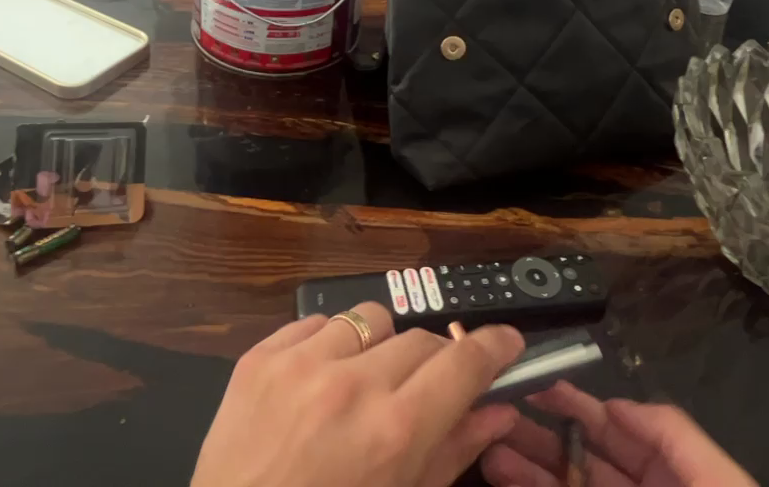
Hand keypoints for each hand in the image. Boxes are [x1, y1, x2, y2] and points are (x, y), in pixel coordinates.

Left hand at [193, 303, 525, 486]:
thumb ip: (453, 451)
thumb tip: (497, 410)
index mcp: (394, 431)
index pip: (464, 362)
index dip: (494, 346)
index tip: (508, 342)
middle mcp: (352, 385)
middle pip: (422, 338)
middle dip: (434, 361)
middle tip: (423, 389)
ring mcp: (301, 364)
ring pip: (371, 317)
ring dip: (380, 345)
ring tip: (363, 382)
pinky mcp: (260, 357)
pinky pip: (315, 323)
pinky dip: (328, 345)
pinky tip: (319, 381)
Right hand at [481, 382, 753, 486]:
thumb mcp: (716, 482)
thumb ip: (672, 434)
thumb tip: (615, 403)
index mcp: (667, 473)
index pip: (612, 430)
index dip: (573, 405)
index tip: (534, 384)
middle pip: (579, 458)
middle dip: (538, 434)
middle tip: (495, 411)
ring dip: (526, 467)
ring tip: (490, 447)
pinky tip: (503, 476)